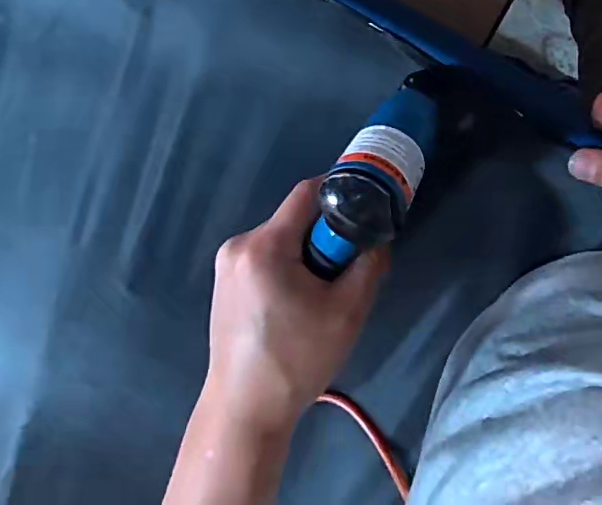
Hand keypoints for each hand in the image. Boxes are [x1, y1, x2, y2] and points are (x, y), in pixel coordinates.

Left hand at [201, 179, 388, 430]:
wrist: (245, 410)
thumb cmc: (296, 361)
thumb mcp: (347, 314)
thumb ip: (368, 266)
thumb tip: (378, 238)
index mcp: (265, 245)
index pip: (305, 193)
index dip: (336, 192)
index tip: (360, 207)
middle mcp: (239, 243)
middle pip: (292, 219)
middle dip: (321, 236)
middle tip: (340, 270)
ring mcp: (226, 262)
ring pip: (279, 239)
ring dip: (303, 255)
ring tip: (315, 297)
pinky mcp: (223, 280)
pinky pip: (263, 256)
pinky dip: (284, 268)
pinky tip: (292, 305)